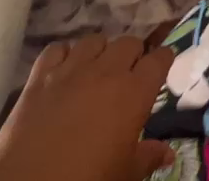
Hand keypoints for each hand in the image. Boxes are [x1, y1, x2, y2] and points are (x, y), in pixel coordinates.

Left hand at [0, 35, 175, 180]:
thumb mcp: (125, 175)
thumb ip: (148, 157)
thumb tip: (168, 153)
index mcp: (133, 93)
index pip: (159, 59)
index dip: (163, 59)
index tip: (163, 64)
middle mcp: (106, 71)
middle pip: (129, 43)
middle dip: (133, 54)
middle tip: (128, 74)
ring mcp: (71, 69)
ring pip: (94, 40)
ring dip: (100, 51)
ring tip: (97, 69)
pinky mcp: (40, 75)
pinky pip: (57, 49)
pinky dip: (63, 55)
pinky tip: (64, 70)